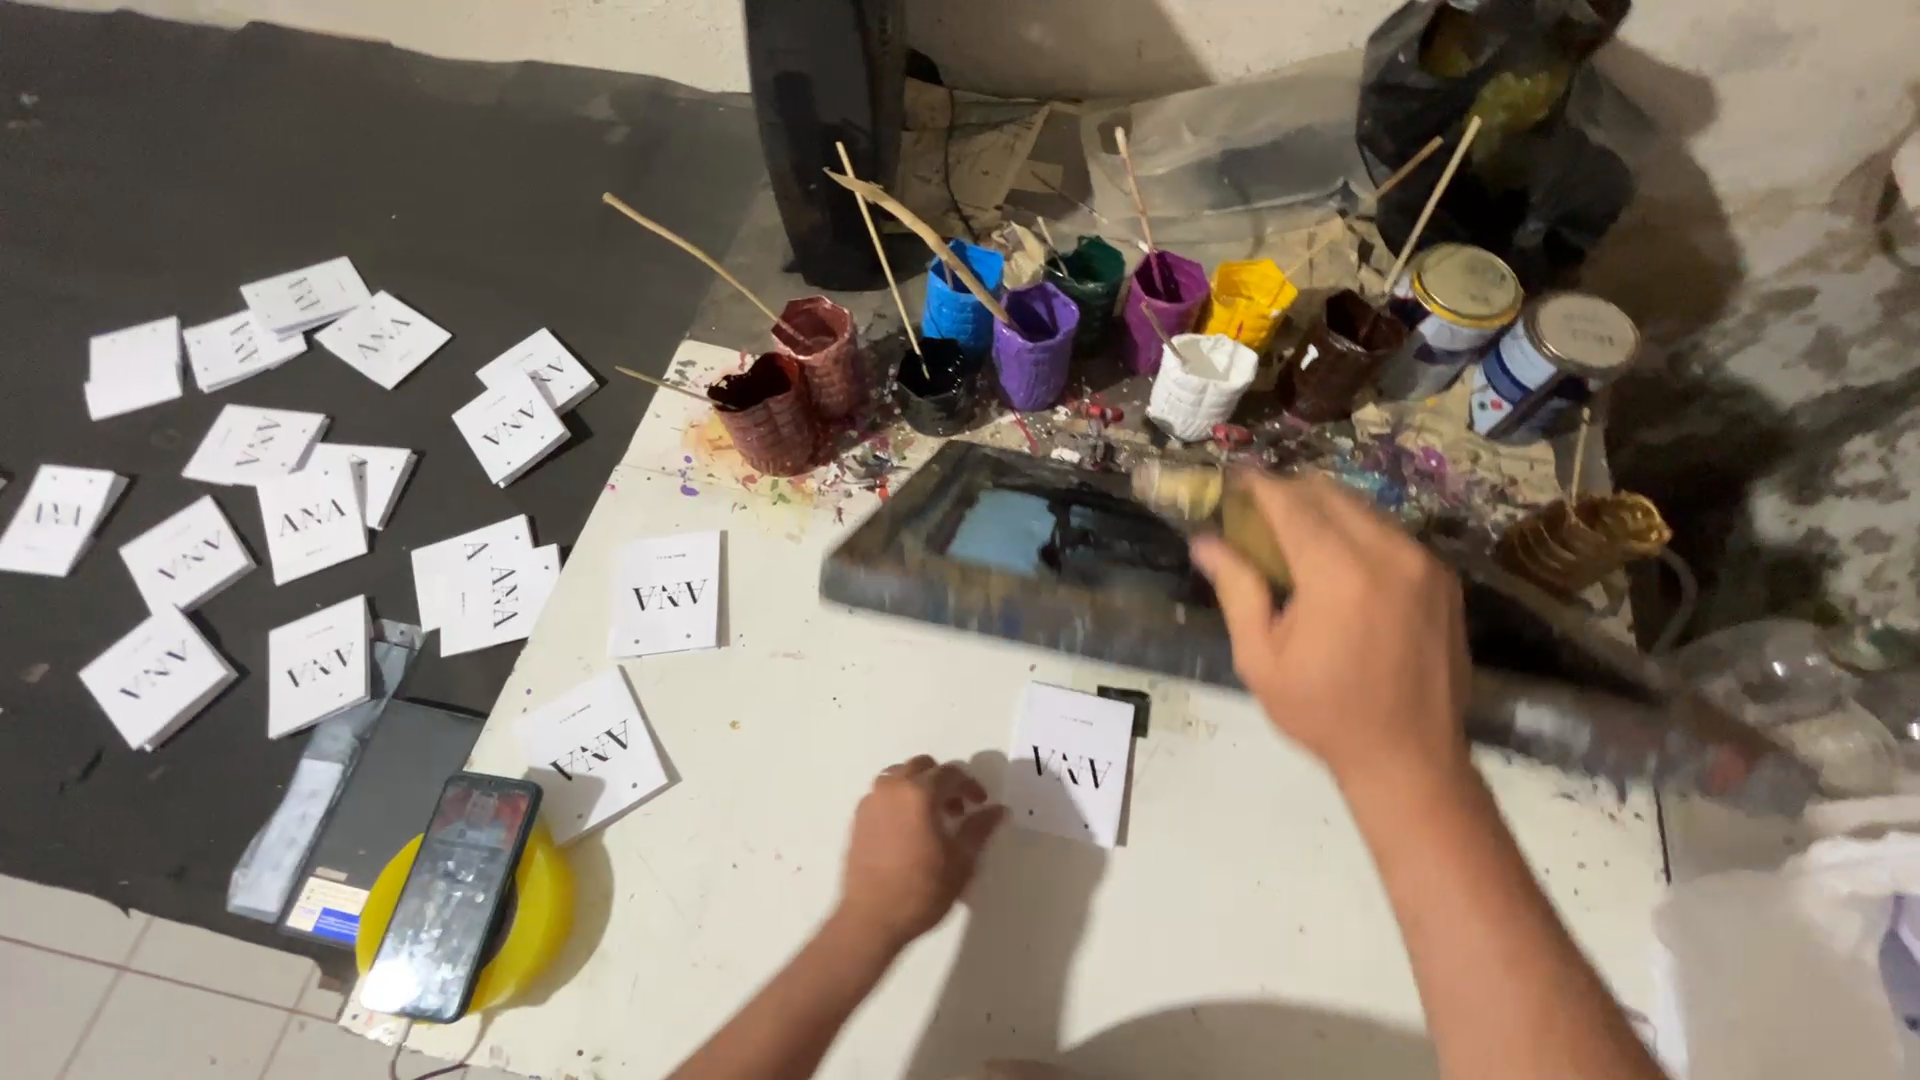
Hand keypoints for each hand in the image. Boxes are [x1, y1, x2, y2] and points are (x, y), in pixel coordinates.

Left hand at [837, 756, 1005, 949]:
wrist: (871, 919)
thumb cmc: (922, 890)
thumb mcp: (962, 860)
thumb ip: (980, 828)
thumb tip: (998, 809)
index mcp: (919, 793)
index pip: (951, 773)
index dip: (970, 785)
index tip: (980, 804)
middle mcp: (892, 788)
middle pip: (922, 767)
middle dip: (943, 781)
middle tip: (957, 809)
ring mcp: (871, 801)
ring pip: (898, 776)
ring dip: (918, 786)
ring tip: (930, 816)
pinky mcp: (858, 818)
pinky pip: (882, 794)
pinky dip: (899, 799)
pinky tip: (907, 829)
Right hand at [1190, 471, 1471, 787]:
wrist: (1411, 758)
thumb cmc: (1322, 713)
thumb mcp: (1260, 658)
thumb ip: (1236, 589)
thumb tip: (1204, 541)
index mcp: (1338, 575)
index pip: (1291, 503)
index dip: (1257, 485)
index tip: (1232, 478)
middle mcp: (1388, 554)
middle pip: (1328, 493)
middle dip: (1287, 493)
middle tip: (1255, 513)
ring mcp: (1423, 563)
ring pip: (1362, 507)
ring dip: (1321, 511)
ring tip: (1291, 539)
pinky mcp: (1442, 577)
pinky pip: (1388, 532)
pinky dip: (1354, 531)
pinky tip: (1334, 564)